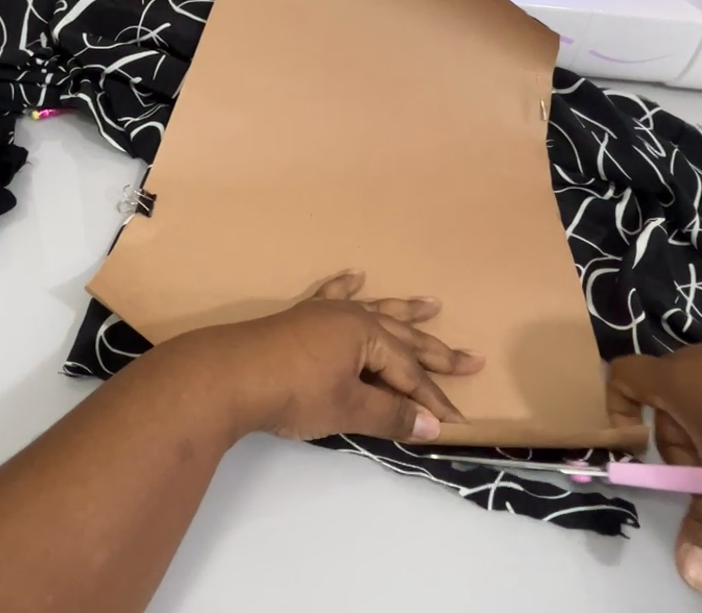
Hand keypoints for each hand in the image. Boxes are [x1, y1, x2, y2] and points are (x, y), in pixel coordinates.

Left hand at [164, 270, 485, 442]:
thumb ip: (390, 415)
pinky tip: (355, 275)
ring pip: (374, 310)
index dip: (433, 400)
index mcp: (367, 336)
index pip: (410, 373)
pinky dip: (344, 286)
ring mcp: (324, 313)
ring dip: (403, 310)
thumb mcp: (347, 408)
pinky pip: (330, 295)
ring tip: (432, 303)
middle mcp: (351, 317)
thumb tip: (431, 425)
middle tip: (471, 357)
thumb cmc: (293, 392)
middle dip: (436, 351)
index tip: (456, 423)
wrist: (230, 375)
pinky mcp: (300, 318)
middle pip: (402, 338)